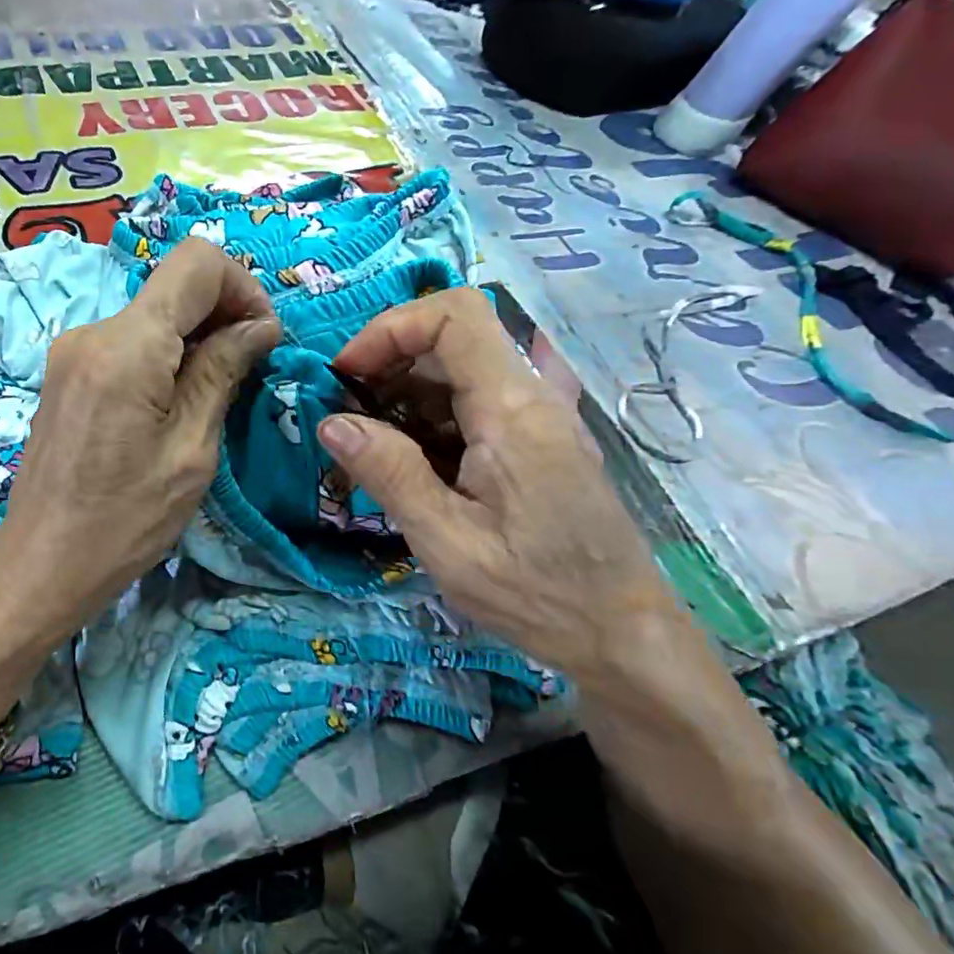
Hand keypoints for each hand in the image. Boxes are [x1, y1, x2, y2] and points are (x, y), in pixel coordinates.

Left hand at [0, 238, 279, 651]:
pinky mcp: (64, 376)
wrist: (40, 565)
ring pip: (150, 317)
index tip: (261, 340)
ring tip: (209, 401)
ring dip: (191, 342)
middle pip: (172, 288)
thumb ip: (221, 373)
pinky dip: (160, 359)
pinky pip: (125, 345)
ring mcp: (70, 353)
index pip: (196, 261)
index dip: (243, 288)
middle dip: (220, 316)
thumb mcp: (190, 451)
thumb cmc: (123, 522)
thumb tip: (256, 326)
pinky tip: (170, 408)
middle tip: (245, 374)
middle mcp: (90, 333)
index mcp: (125, 346)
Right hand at [315, 288, 683, 684]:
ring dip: (402, 396)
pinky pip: (474, 406)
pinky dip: (428, 418)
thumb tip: (330, 423)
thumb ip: (390, 474)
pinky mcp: (535, 445)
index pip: (454, 316)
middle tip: (346, 418)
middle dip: (386, 365)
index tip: (346, 376)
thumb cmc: (536, 592)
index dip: (390, 328)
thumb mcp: (446, 541)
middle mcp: (531, 400)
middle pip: (451, 340)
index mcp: (512, 411)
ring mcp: (538, 421)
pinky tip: (408, 458)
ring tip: (368, 448)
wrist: (622, 637)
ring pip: (459, 373)